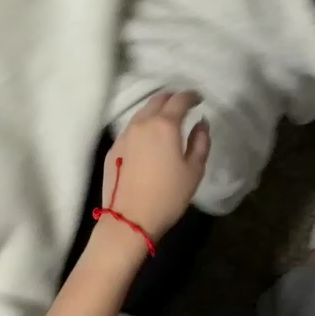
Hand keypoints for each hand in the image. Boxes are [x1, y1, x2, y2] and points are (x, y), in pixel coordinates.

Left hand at [100, 91, 210, 240]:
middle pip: (157, 100)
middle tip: (183, 106)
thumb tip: (201, 124)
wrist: (130, 219)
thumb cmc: (168, 196)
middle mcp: (142, 123)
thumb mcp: (194, 170)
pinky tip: (149, 138)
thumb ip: (201, 142)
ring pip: (141, 113)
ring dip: (155, 111)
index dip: (191, 96)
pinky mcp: (113, 148)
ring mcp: (124, 135)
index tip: (199, 99)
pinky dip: (143, 126)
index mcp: (164, 125)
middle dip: (172, 98)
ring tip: (166, 120)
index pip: (179, 99)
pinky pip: (131, 128)